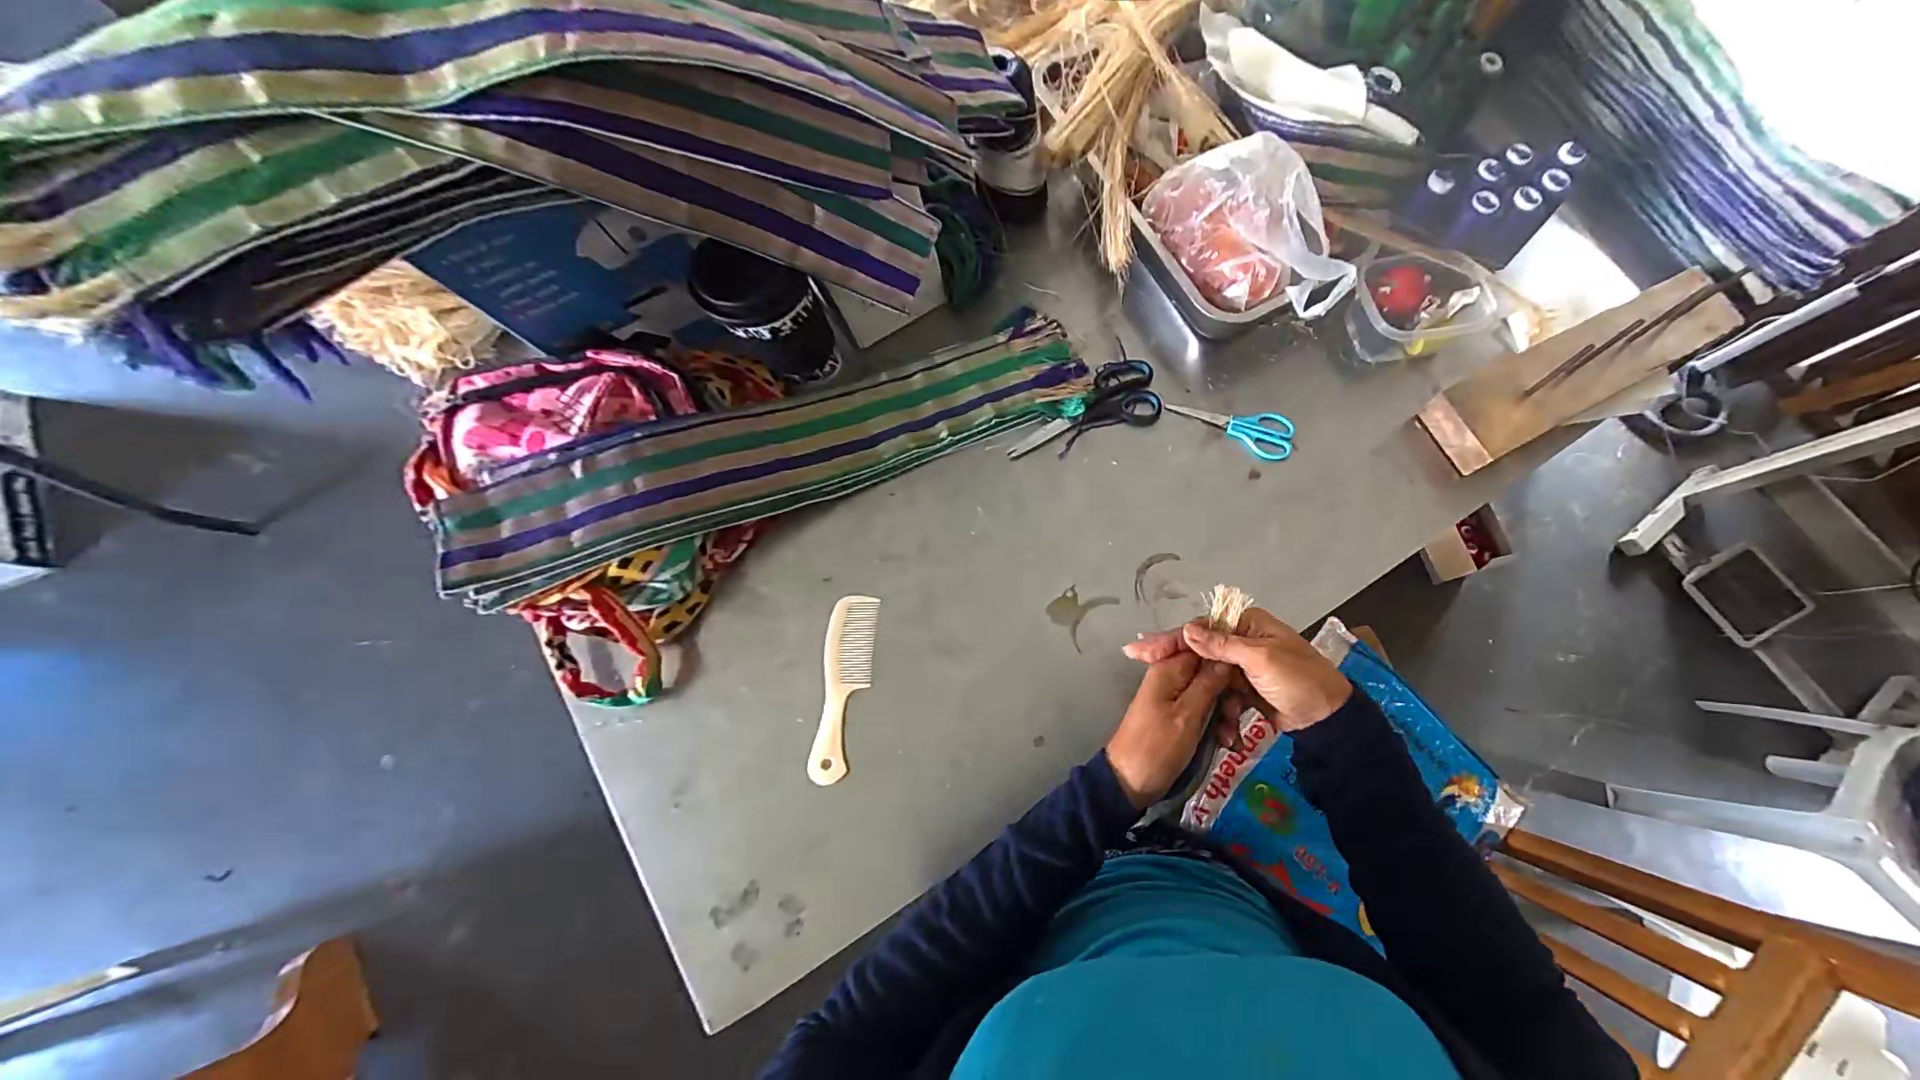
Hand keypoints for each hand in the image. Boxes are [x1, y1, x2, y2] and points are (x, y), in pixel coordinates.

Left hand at [1104, 653, 1235, 808]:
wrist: (1130, 780)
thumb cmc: (1157, 747)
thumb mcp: (1187, 716)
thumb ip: (1207, 684)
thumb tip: (1226, 657)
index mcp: (1168, 668)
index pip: (1204, 648)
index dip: (1229, 659)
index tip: (1250, 678)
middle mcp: (1171, 676)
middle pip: (1211, 672)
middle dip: (1230, 694)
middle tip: (1238, 720)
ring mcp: (1175, 696)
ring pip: (1212, 694)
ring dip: (1226, 716)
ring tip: (1231, 741)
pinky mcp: (1179, 714)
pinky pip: (1204, 711)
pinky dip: (1217, 726)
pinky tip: (1227, 744)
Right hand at [1123, 607, 1350, 732]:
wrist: (1329, 721)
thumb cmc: (1299, 680)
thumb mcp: (1260, 659)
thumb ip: (1222, 645)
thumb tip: (1188, 630)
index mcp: (1248, 625)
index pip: (1201, 628)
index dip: (1171, 638)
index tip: (1143, 648)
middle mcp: (1243, 642)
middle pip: (1199, 651)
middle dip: (1176, 664)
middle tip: (1138, 660)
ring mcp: (1243, 668)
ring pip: (1207, 678)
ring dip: (1203, 698)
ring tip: (1192, 712)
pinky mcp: (1245, 691)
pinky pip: (1221, 698)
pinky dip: (1221, 715)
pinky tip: (1224, 732)